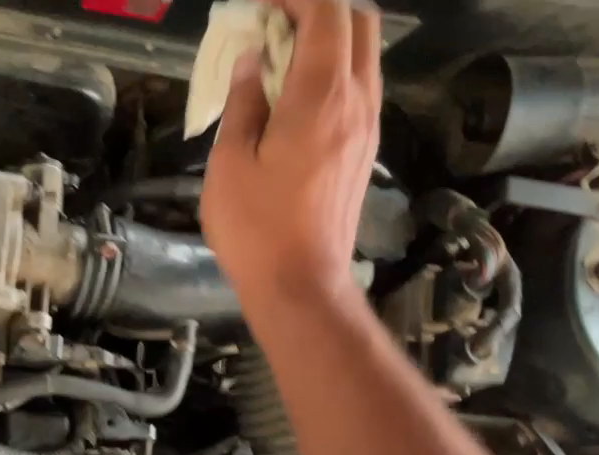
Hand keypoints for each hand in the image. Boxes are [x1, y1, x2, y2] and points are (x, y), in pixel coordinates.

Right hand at [200, 0, 382, 311]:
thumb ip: (244, 103)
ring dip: (328, 41)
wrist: (300, 282)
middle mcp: (357, 100)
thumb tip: (254, 59)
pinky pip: (359, 88)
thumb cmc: (256, 228)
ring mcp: (368, 125)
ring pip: (364, 54)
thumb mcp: (230, 165)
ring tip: (282, 62)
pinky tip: (297, 100)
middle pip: (359, 22)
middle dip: (320, 9)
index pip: (327, 11)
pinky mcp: (365, 150)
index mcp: (321, 95)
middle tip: (274, 26)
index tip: (262, 6)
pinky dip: (334, 73)